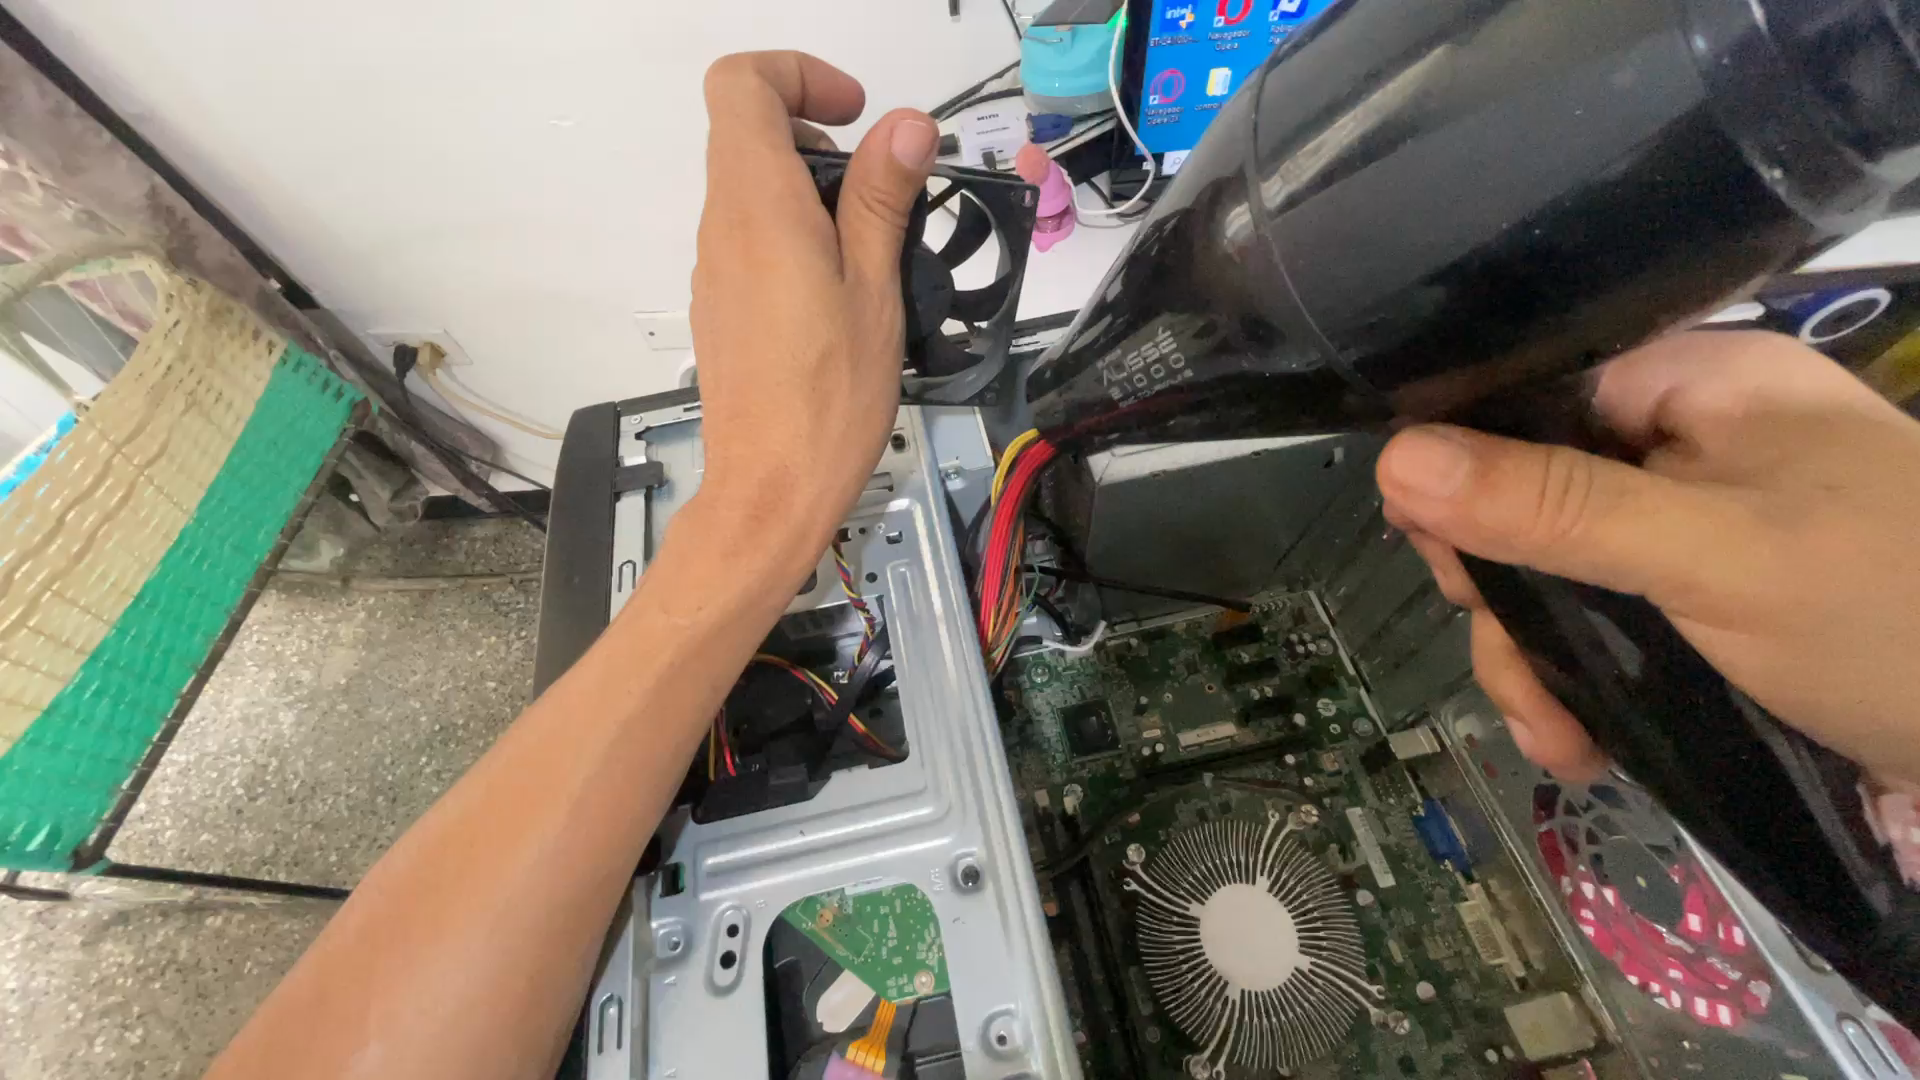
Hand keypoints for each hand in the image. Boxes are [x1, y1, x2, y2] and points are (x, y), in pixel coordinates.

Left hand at [685, 52, 935, 578]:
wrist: (771, 490)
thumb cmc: (832, 396)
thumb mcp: (874, 291)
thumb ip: (883, 200)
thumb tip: (905, 123)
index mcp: (757, 206)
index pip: (742, 84)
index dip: (800, 75)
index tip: (856, 115)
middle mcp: (720, 229)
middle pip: (749, 137)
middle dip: (818, 139)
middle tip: (882, 196)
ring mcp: (713, 274)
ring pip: (753, 196)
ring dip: (812, 197)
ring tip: (871, 261)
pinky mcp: (720, 312)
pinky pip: (751, 246)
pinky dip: (794, 241)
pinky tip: (837, 303)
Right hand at [1376, 331, 1919, 785]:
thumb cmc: (1907, 620)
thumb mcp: (1713, 555)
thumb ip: (1550, 507)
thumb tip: (1391, 457)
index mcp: (1679, 390)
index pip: (1516, 402)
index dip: (1456, 471)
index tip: (1435, 548)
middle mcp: (1667, 448)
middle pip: (1511, 501)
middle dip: (1496, 593)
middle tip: (1507, 649)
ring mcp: (1670, 531)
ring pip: (1535, 576)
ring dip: (1524, 661)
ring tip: (1551, 733)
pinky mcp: (1677, 602)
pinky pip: (1576, 626)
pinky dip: (1560, 687)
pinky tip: (1570, 740)